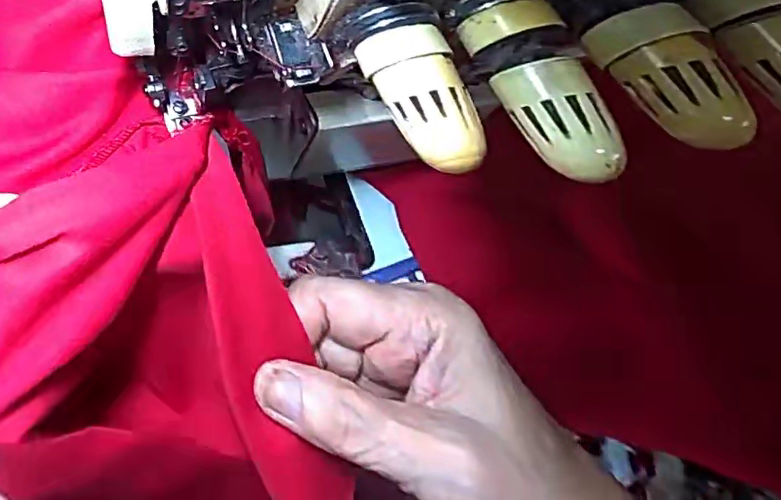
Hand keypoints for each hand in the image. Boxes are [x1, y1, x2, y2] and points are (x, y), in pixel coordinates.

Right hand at [255, 278, 623, 499]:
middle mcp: (398, 329)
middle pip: (312, 332)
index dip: (284, 330)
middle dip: (286, 372)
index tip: (251, 378)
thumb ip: (352, 420)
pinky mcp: (383, 406)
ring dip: (294, 403)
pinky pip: (327, 402)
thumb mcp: (443, 458)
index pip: (324, 299)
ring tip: (276, 436)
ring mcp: (389, 368)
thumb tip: (263, 383)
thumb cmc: (529, 494)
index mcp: (419, 315)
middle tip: (258, 415)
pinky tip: (299, 444)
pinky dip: (309, 425)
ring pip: (312, 368)